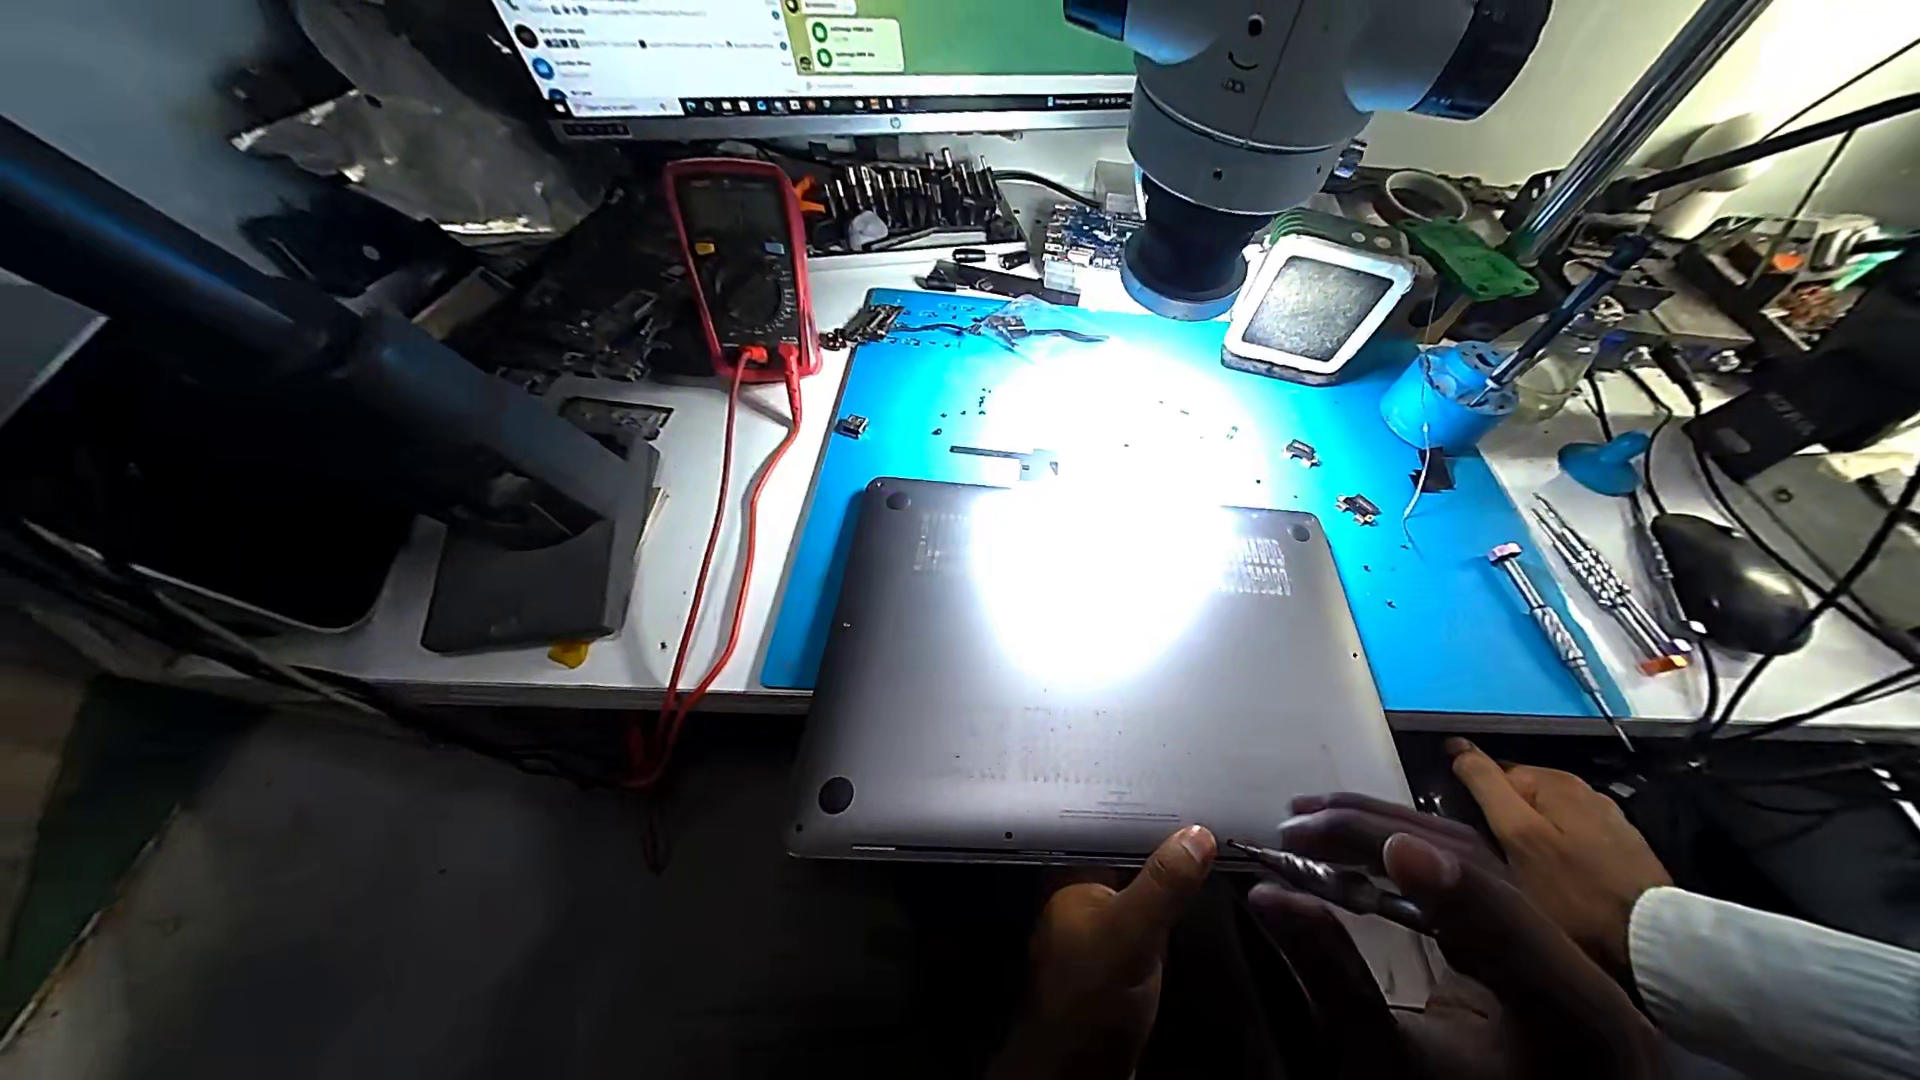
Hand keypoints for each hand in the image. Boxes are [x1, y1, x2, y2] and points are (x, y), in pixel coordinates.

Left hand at [989, 825, 1215, 1079]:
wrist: (1078, 1070)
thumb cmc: (1091, 992)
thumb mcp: (1129, 931)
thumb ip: (1162, 884)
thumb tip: (1199, 832)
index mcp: (1068, 871)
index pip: (1106, 824)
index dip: (1142, 806)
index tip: (1180, 788)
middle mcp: (1080, 887)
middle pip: (1123, 849)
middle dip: (1159, 833)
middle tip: (1203, 808)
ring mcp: (1100, 918)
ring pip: (1137, 879)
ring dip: (1166, 865)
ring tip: (1204, 833)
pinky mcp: (1118, 947)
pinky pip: (1145, 909)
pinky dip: (1167, 897)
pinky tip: (1192, 884)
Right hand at [1251, 831, 1666, 1079]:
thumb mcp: (1390, 1063)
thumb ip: (1334, 979)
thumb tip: (1266, 894)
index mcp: (1576, 1016)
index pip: (1513, 925)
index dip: (1455, 886)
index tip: (1389, 849)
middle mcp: (1578, 962)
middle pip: (1479, 867)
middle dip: (1379, 834)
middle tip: (1294, 826)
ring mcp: (1549, 935)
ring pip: (1467, 853)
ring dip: (1382, 826)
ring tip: (1311, 816)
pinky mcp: (1517, 927)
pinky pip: (1459, 866)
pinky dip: (1400, 843)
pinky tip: (1354, 843)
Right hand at [1446, 738, 1671, 974]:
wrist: (1658, 948)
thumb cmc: (1574, 891)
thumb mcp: (1518, 834)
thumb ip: (1485, 785)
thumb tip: (1456, 744)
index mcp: (1553, 779)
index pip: (1489, 770)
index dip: (1470, 794)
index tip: (1465, 825)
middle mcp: (1582, 789)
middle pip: (1516, 791)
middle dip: (1499, 812)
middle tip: (1490, 850)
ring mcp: (1606, 818)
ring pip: (1542, 813)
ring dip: (1526, 829)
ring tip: (1518, 863)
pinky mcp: (1622, 847)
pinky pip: (1567, 833)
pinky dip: (1552, 844)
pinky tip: (1552, 871)